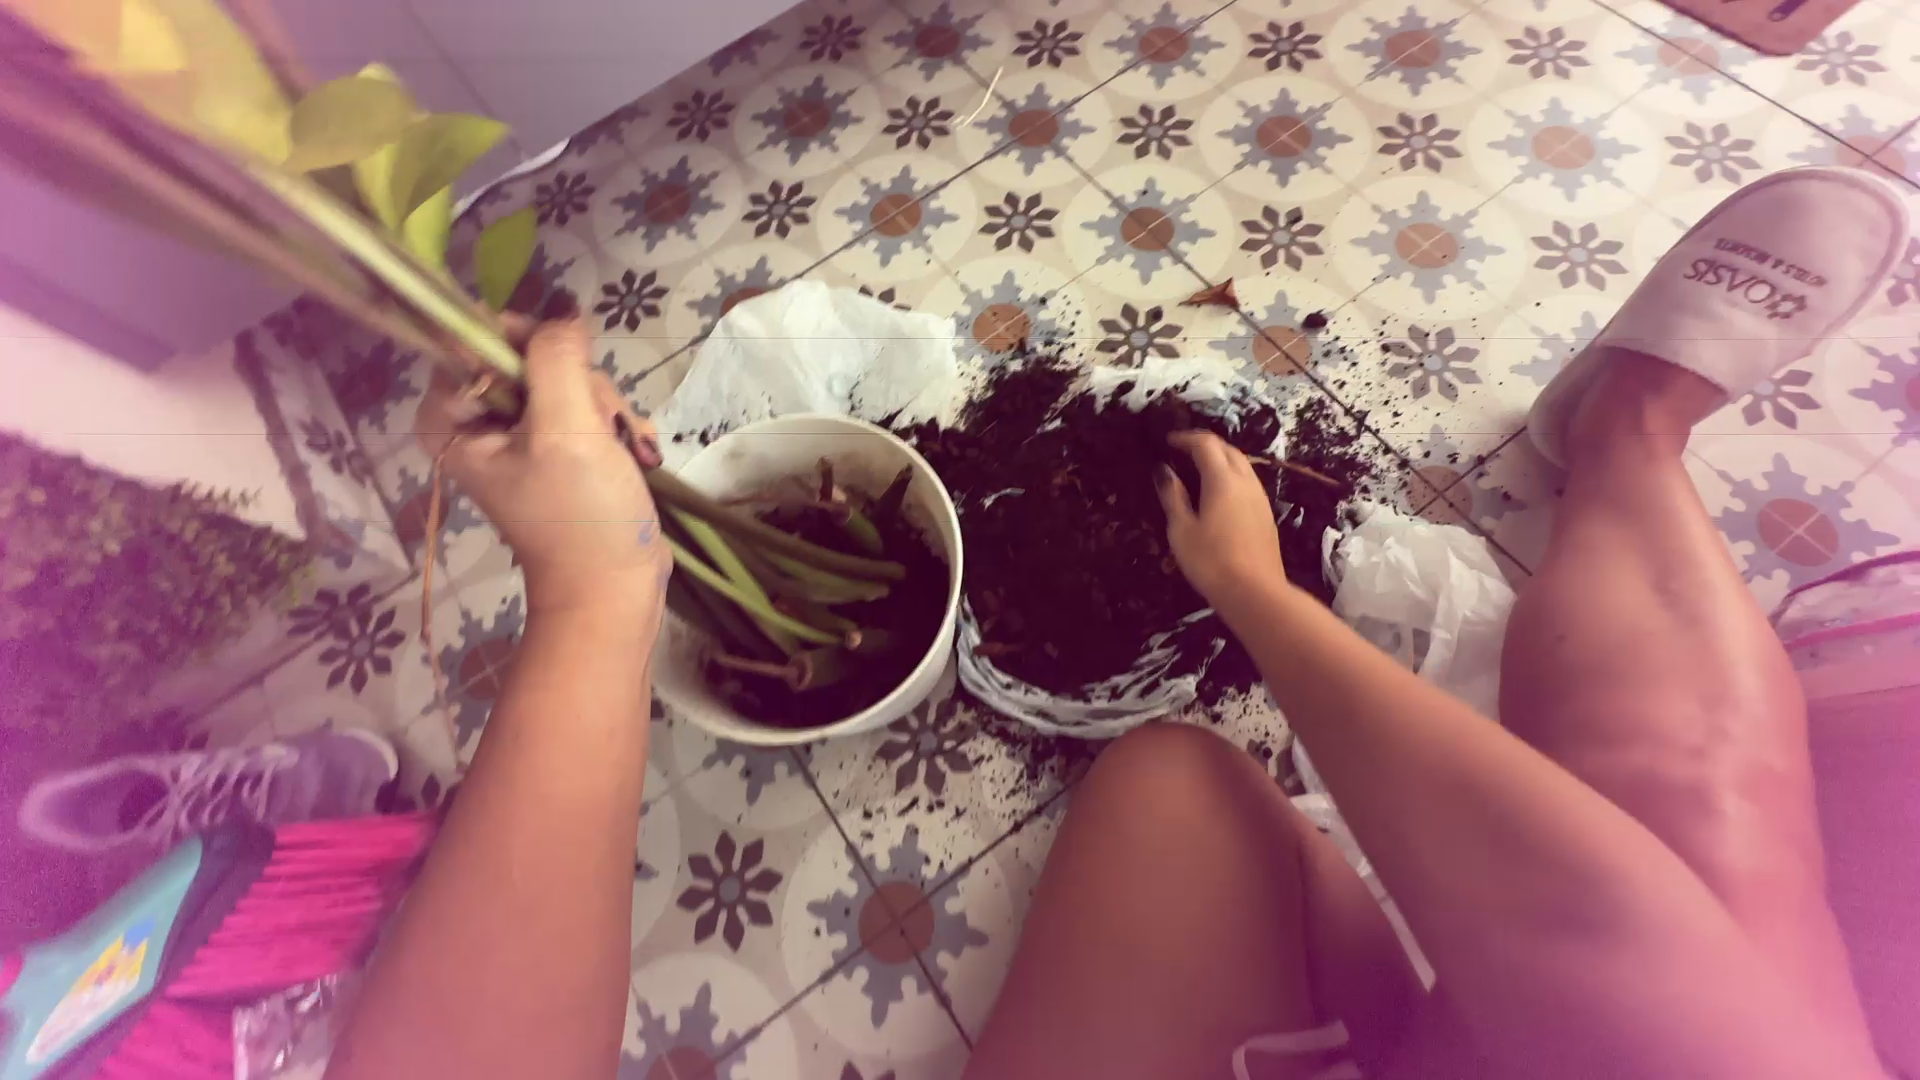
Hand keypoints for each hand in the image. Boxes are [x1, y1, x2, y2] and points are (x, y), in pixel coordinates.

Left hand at [417, 318, 668, 618]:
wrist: (616, 585)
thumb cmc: (583, 514)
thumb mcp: (568, 430)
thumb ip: (558, 360)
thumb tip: (566, 313)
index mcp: (454, 419)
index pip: (479, 341)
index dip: (531, 343)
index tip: (570, 369)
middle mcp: (484, 425)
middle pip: (537, 362)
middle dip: (584, 391)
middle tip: (601, 430)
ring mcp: (529, 442)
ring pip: (574, 386)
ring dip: (611, 413)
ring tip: (626, 450)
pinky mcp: (568, 456)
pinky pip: (594, 414)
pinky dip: (621, 430)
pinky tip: (637, 455)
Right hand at [1154, 431, 1286, 604]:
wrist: (1254, 592)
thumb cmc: (1210, 561)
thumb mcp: (1181, 529)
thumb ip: (1173, 496)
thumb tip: (1164, 471)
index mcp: (1222, 481)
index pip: (1206, 444)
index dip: (1186, 438)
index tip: (1168, 441)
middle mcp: (1245, 482)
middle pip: (1228, 450)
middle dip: (1205, 445)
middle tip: (1182, 451)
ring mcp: (1260, 498)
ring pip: (1242, 465)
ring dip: (1220, 459)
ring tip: (1198, 469)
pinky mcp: (1266, 514)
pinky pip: (1247, 482)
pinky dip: (1230, 476)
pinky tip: (1218, 493)